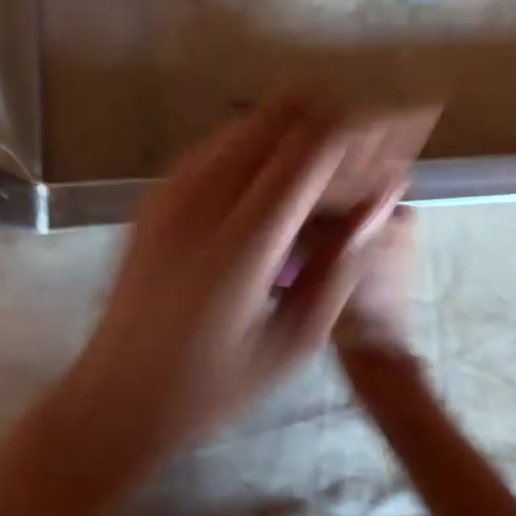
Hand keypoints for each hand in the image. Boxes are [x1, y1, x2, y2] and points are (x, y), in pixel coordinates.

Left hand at [61, 98, 407, 459]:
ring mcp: (170, 191)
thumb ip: (342, 264)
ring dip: (299, 127)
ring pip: (249, 123)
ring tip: (335, 160)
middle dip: (336, 118)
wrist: (114, 397)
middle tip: (372, 143)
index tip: (401, 131)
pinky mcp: (155, 195)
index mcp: (241, 243)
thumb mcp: (293, 342)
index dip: (363, 131)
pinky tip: (282, 176)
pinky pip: (219, 144)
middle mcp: (202, 200)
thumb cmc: (211, 388)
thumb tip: (385, 198)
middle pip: (281, 118)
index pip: (312, 151)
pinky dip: (261, 143)